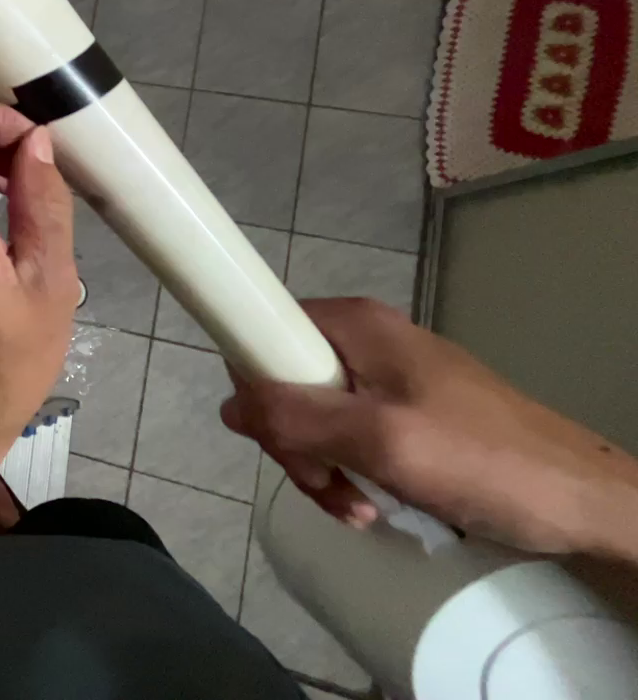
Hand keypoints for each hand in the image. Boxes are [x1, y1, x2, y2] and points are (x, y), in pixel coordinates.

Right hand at [222, 297, 637, 559]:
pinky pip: (343, 428)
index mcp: (349, 324)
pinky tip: (369, 500)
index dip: (254, 387)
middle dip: (291, 440)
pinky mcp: (403, 405)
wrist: (605, 507)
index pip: (257, 335)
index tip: (280, 436)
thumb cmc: (489, 463)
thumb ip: (293, 418)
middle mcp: (359, 338)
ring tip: (355, 505)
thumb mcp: (379, 440)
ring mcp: (383, 372)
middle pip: (280, 381)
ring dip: (318, 463)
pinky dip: (345, 466)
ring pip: (309, 411)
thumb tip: (231, 409)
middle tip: (325, 483)